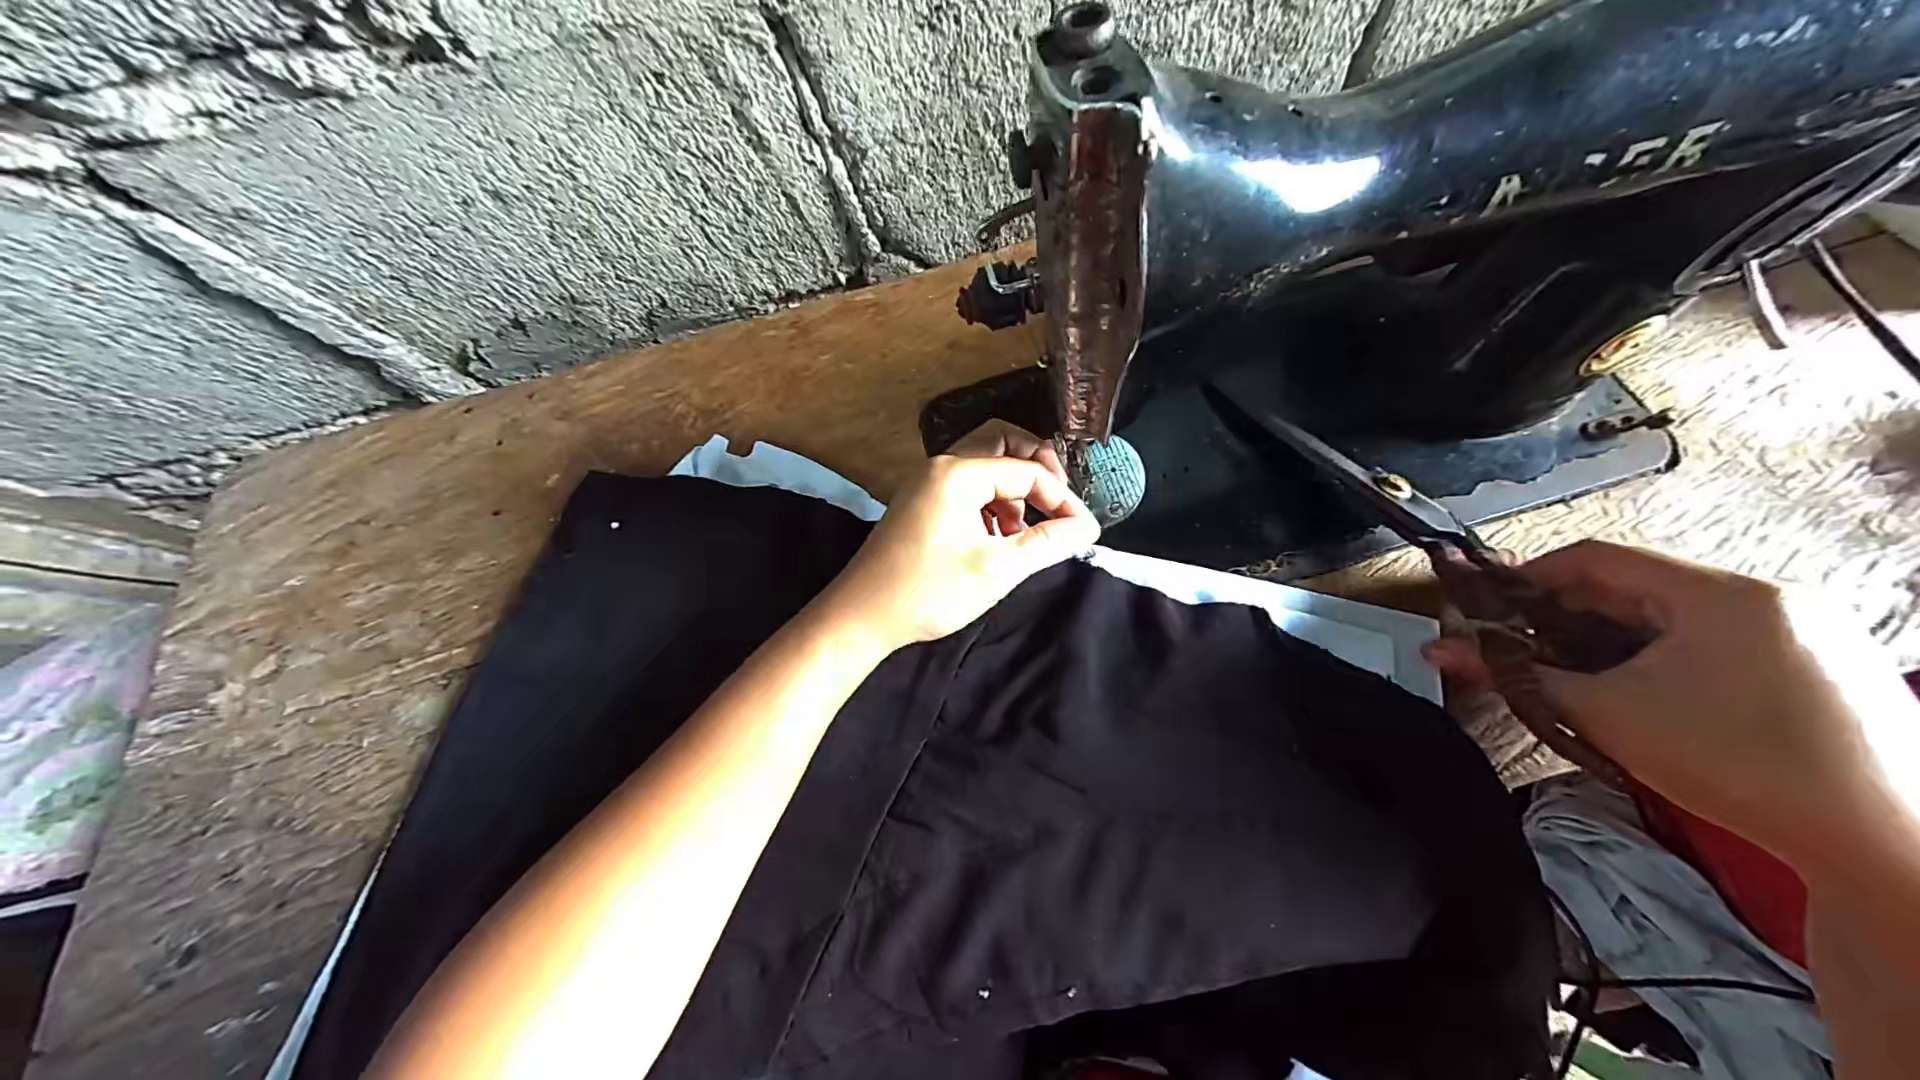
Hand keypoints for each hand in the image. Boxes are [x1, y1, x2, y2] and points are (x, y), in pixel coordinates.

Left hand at [814, 424, 1098, 650]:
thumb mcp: (997, 568)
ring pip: (984, 467)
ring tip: (1023, 532)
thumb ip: (1047, 542)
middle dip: (1036, 471)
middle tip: (1056, 504)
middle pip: (1002, 444)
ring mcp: (927, 484)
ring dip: (1013, 489)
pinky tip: (997, 538)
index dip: (1061, 498)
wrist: (861, 615)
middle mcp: (940, 467)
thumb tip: (1086, 527)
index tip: (1082, 530)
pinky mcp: (922, 505)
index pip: (1026, 469)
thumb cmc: (929, 591)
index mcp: (958, 473)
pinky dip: (991, 503)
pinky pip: (966, 487)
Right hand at [1425, 540, 1919, 871]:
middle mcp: (1771, 598)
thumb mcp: (1603, 713)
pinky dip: (1660, 655)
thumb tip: (1440, 651)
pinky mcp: (1824, 667)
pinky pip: (1714, 640)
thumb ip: (1513, 675)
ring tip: (1576, 672)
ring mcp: (1807, 632)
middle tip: (1523, 642)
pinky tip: (1641, 691)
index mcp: (1723, 594)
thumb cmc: (1745, 765)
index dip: (1531, 574)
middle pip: (1635, 585)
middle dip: (1568, 612)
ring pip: (1672, 615)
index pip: (1597, 556)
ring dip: (1611, 637)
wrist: (1887, 848)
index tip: (1492, 601)